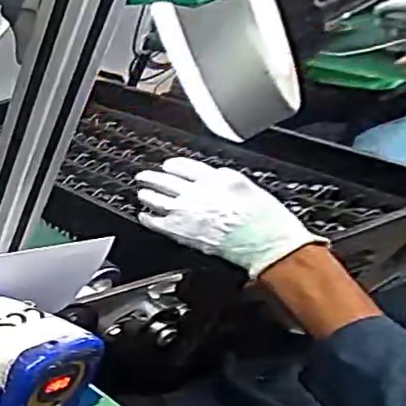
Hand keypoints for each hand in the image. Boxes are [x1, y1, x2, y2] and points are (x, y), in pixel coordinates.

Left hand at [133, 158, 322, 277]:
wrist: (262, 241)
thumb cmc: (263, 217)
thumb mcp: (247, 185)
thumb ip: (224, 179)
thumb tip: (212, 177)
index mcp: (216, 178)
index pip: (185, 166)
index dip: (173, 165)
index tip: (167, 165)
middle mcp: (195, 192)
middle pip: (165, 181)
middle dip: (152, 177)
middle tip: (143, 176)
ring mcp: (183, 211)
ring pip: (155, 199)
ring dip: (146, 195)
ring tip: (142, 193)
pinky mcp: (176, 230)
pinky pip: (153, 222)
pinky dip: (146, 217)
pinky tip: (144, 215)